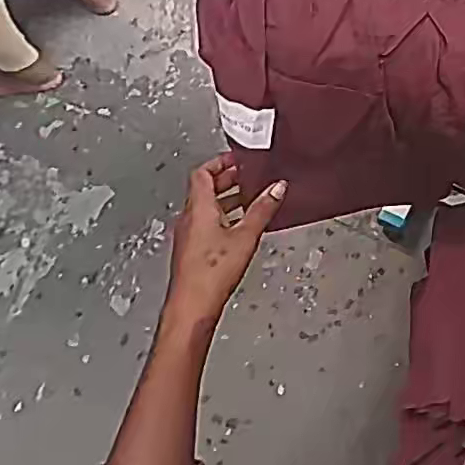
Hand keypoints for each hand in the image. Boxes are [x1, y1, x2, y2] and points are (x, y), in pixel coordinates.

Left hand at [162, 155, 284, 334]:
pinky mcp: (192, 249)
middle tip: (247, 176)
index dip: (220, 162)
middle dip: (227, 179)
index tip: (237, 159)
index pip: (203, 173)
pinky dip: (224, 216)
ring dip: (227, 198)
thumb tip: (276, 189)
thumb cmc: (210, 273)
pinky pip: (206, 223)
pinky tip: (239, 226)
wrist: (192, 304)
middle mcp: (189, 218)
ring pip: (206, 206)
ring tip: (248, 198)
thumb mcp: (245, 236)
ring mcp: (189, 234)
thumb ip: (262, 209)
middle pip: (205, 188)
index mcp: (199, 208)